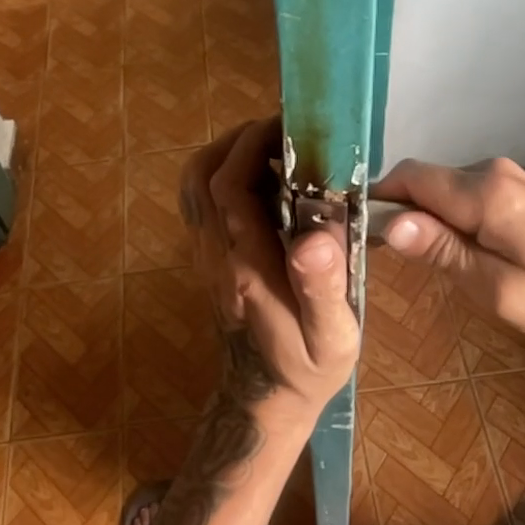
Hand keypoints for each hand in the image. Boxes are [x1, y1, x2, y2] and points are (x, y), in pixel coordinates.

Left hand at [180, 120, 361, 409]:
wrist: (264, 398)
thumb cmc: (306, 367)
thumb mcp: (331, 337)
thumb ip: (323, 289)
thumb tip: (315, 236)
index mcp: (247, 266)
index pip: (230, 187)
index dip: (254, 145)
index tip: (292, 126)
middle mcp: (216, 254)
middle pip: (201, 176)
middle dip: (238, 141)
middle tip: (284, 134)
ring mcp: (206, 256)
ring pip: (193, 187)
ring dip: (225, 155)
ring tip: (273, 152)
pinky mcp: (207, 259)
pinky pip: (200, 204)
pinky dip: (222, 176)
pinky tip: (263, 184)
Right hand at [371, 158, 524, 343]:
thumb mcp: (498, 290)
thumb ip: (443, 252)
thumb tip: (390, 224)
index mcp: (486, 194)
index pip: (408, 179)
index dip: (376, 201)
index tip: (358, 234)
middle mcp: (491, 172)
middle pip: (422, 181)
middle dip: (399, 212)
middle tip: (392, 261)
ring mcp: (506, 176)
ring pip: (441, 188)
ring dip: (425, 218)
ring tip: (430, 263)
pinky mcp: (516, 188)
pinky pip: (463, 194)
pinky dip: (447, 216)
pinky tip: (458, 251)